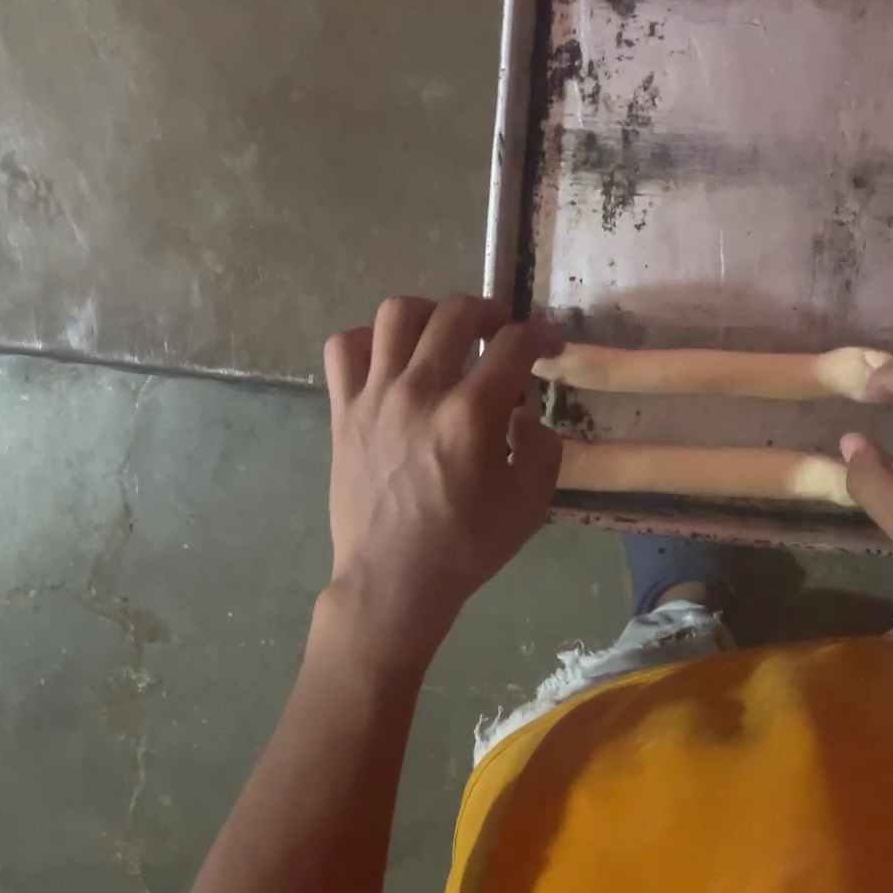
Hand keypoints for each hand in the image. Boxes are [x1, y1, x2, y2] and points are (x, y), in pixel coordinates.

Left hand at [321, 295, 562, 646]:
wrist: (394, 580)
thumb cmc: (465, 548)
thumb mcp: (529, 505)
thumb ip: (542, 448)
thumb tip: (524, 415)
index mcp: (471, 414)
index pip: (513, 345)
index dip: (541, 335)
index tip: (550, 347)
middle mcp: (420, 391)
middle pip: (455, 313)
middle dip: (490, 312)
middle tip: (500, 333)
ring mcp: (374, 397)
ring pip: (396, 314)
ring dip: (429, 313)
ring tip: (442, 334)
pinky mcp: (342, 412)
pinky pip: (343, 349)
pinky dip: (367, 340)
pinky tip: (387, 360)